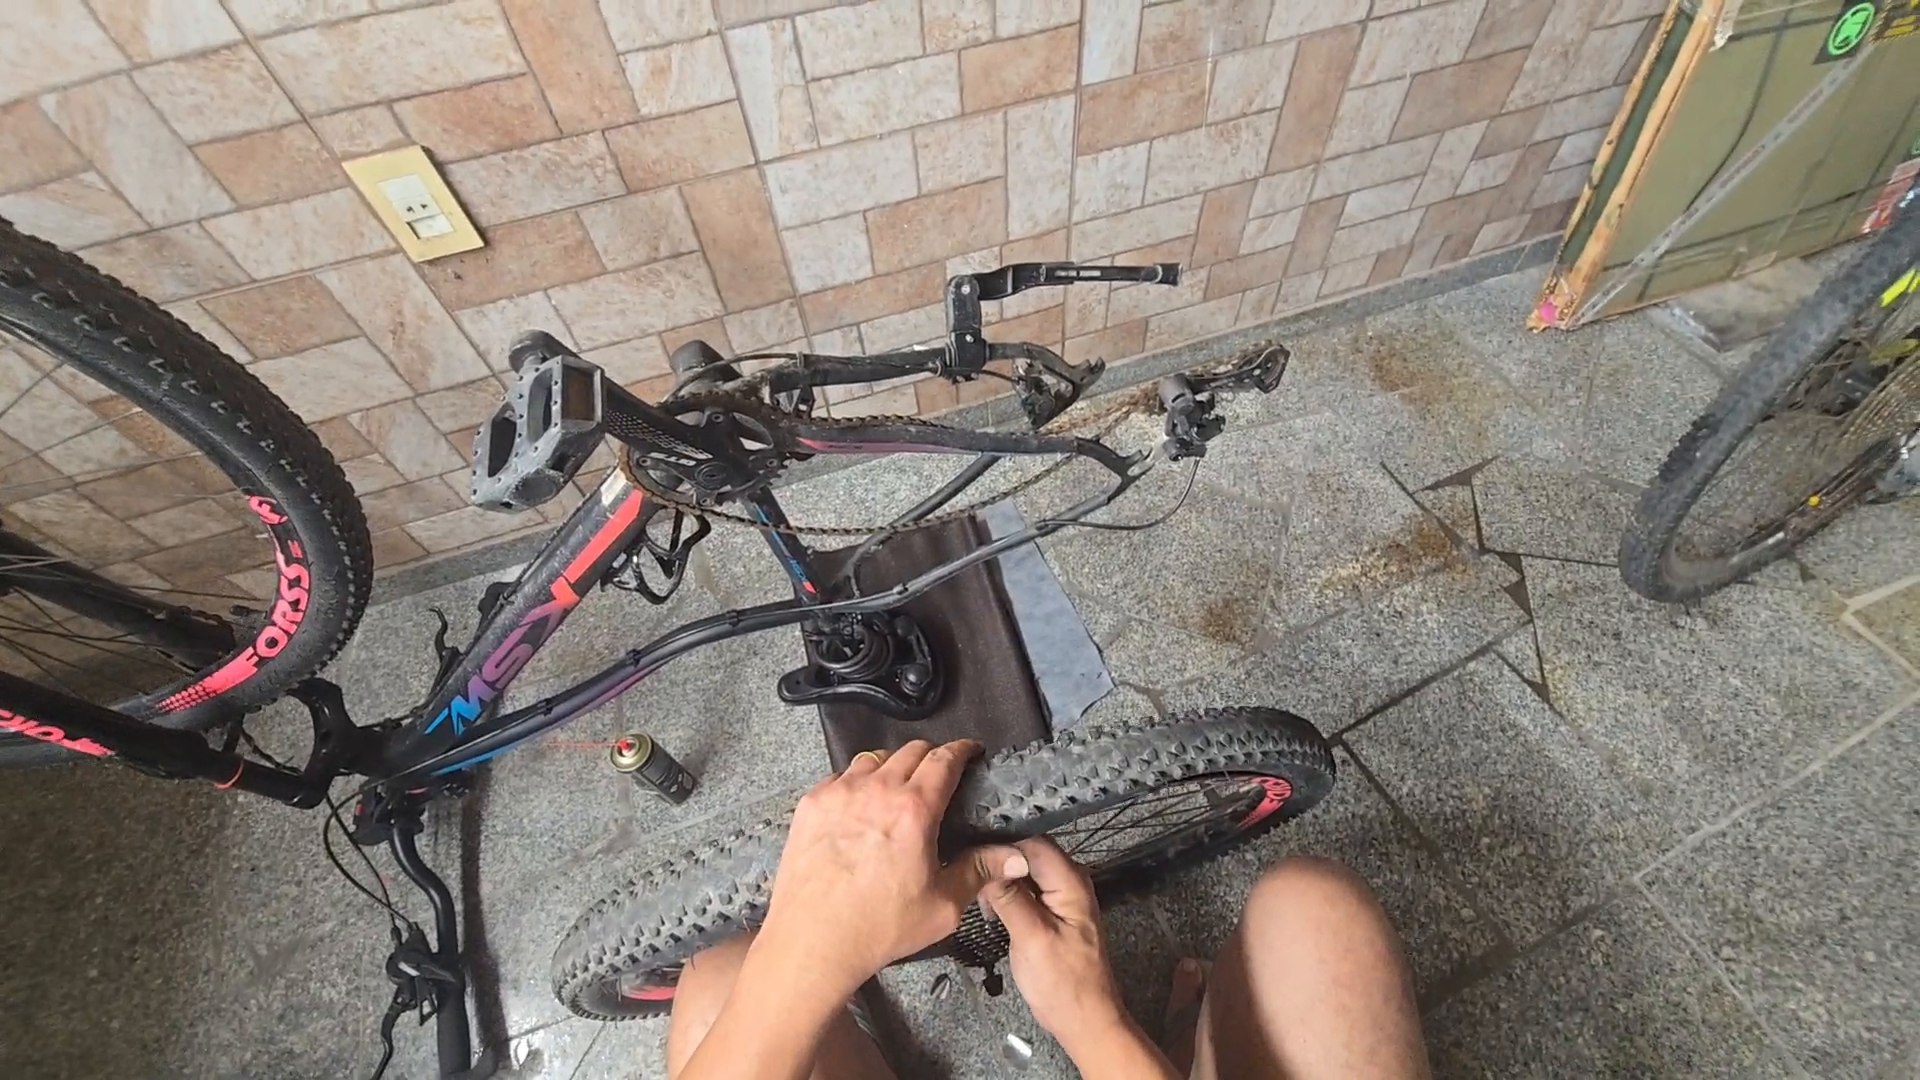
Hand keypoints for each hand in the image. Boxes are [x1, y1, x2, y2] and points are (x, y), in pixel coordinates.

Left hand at [755, 740, 1025, 996]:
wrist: (812, 943)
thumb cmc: (878, 928)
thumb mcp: (942, 906)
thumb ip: (980, 871)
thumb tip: (1016, 858)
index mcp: (913, 809)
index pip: (944, 759)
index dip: (962, 749)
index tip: (970, 750)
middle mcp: (877, 790)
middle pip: (911, 750)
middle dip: (931, 756)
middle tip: (938, 774)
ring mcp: (840, 792)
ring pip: (875, 758)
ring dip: (893, 765)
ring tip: (898, 787)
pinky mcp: (813, 802)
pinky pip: (841, 776)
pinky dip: (857, 781)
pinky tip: (860, 805)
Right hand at [977, 836, 1131, 1052]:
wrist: (1086, 1023)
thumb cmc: (1064, 986)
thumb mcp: (1031, 939)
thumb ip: (1009, 898)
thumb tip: (987, 864)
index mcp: (1070, 880)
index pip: (1031, 842)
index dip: (1000, 844)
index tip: (971, 852)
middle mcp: (1069, 880)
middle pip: (1027, 852)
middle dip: (998, 859)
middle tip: (967, 869)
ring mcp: (1061, 895)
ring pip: (1025, 869)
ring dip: (1000, 876)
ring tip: (974, 886)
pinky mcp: (1052, 910)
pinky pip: (1026, 887)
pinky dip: (1007, 891)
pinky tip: (989, 902)